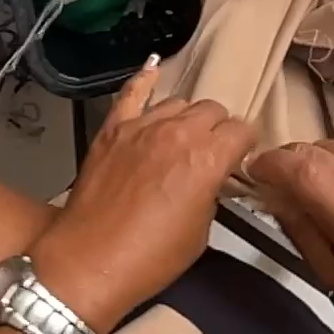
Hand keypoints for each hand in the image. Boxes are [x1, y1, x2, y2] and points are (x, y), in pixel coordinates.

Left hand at [29, 59, 255, 333]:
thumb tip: (212, 177)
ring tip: (182, 138)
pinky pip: (132, 92)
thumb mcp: (201, 231)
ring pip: (178, 101)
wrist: (90, 262)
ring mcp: (142, 126)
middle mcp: (178, 132)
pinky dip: (145, 80)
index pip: (241, 130)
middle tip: (212, 151)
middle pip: (212, 109)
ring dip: (187, 117)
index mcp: (208, 158)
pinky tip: (153, 70)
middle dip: (218, 129)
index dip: (244, 146)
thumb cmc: (150, 258)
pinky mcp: (113, 128)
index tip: (239, 158)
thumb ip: (212, 191)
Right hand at [245, 140, 333, 333]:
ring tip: (312, 183)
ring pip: (331, 144)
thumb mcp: (330, 273)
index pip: (303, 169)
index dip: (271, 163)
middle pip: (312, 149)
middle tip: (277, 178)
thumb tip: (271, 194)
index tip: (254, 170)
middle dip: (286, 159)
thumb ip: (298, 229)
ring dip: (312, 158)